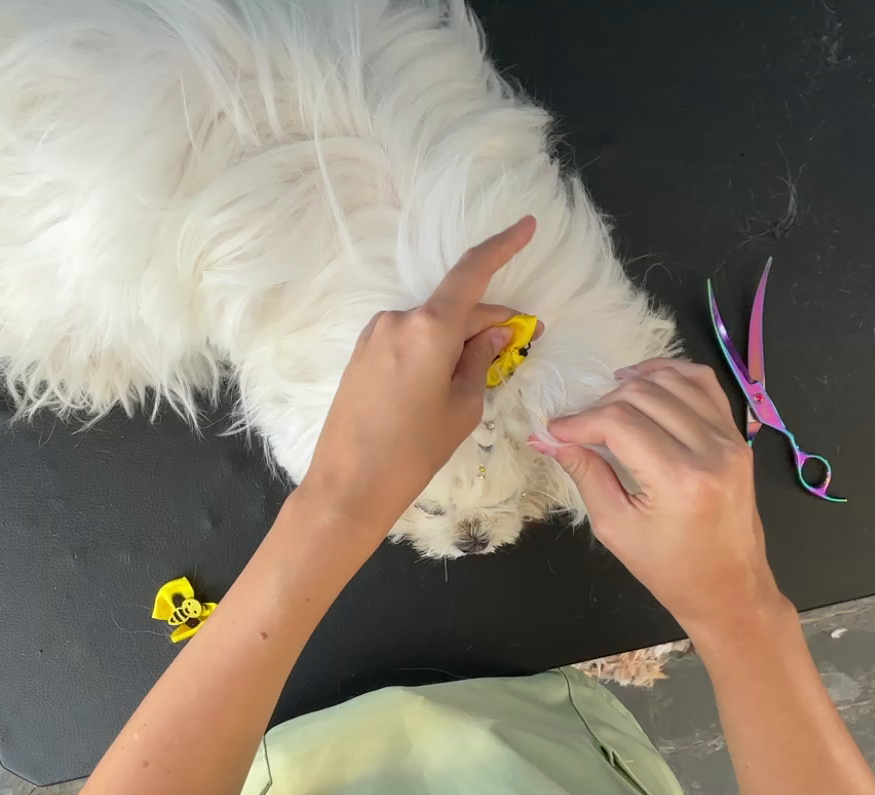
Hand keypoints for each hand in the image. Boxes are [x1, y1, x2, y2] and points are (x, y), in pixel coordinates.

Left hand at [295, 216, 538, 531]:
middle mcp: (397, 320)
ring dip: (457, 339)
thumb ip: (479, 362)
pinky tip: (442, 379)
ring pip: (429, 326)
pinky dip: (431, 349)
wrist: (347, 486)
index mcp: (428, 328)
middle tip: (520, 344)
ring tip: (477, 374)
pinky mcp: (360, 356)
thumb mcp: (461, 409)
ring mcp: (373, 336)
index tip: (526, 227)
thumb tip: (490, 335)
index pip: (471, 273)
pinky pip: (408, 341)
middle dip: (488, 323)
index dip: (502, 247)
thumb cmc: (412, 453)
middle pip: (454, 308)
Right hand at [531, 358, 787, 635]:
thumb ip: (585, 474)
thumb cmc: (667, 568)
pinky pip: (703, 384)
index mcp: (679, 480)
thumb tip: (550, 439)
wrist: (727, 587)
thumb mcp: (615, 527)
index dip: (579, 421)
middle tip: (577, 427)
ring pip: (673, 380)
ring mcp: (730, 439)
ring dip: (632, 384)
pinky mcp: (736, 436)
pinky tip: (644, 383)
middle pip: (643, 396)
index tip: (554, 431)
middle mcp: (710, 450)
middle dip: (600, 405)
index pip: (619, 423)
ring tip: (605, 402)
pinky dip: (670, 374)